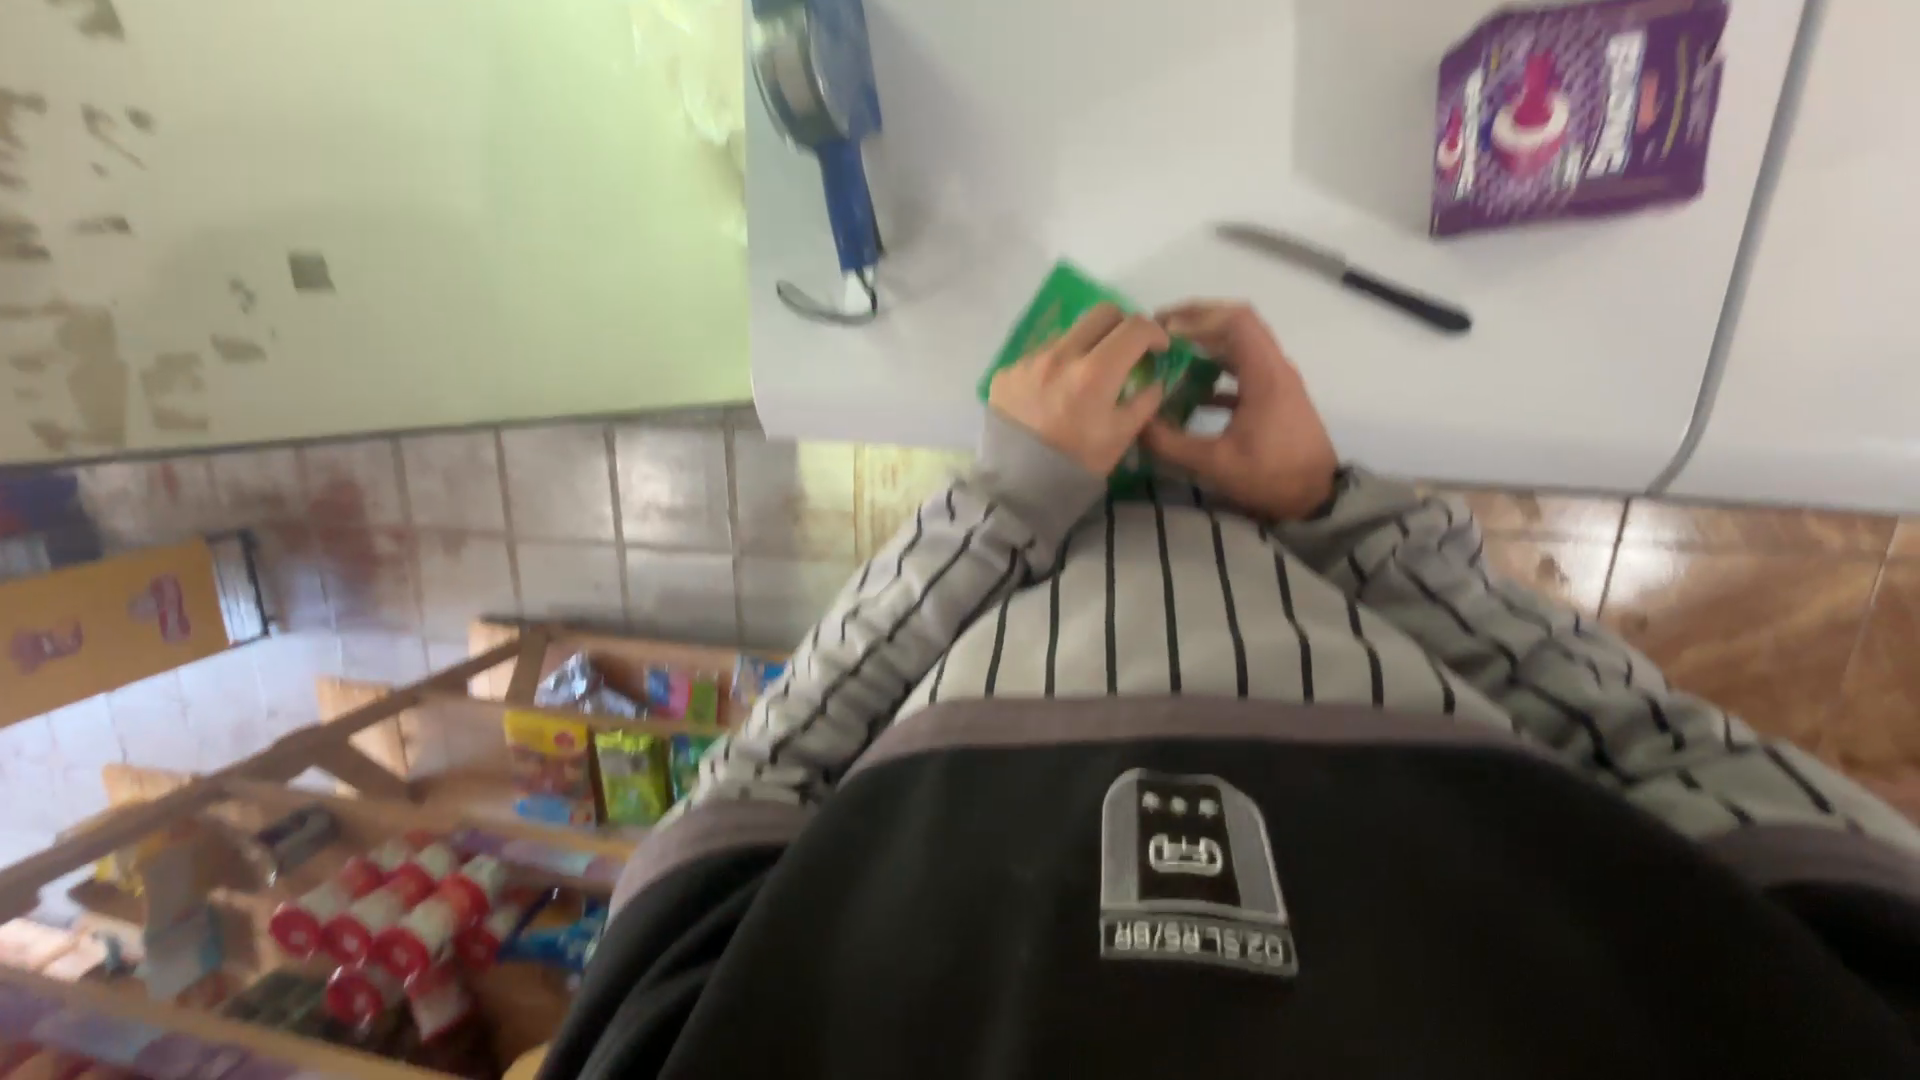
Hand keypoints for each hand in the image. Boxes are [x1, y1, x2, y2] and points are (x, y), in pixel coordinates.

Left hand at [989, 303, 1168, 475]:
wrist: (1018, 487)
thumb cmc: (1076, 465)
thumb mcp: (1121, 437)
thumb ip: (1144, 401)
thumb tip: (1154, 380)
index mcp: (1094, 373)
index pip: (1135, 327)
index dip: (1154, 333)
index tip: (1157, 348)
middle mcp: (1060, 356)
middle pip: (1101, 313)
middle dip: (1122, 327)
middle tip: (1126, 351)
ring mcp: (1029, 361)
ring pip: (1069, 333)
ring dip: (1086, 346)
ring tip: (1084, 379)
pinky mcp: (1007, 372)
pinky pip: (1039, 355)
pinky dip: (1055, 366)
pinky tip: (1052, 395)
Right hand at [1141, 302, 1337, 520]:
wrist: (1315, 499)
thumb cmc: (1269, 477)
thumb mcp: (1213, 464)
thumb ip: (1169, 442)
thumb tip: (1134, 423)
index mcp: (1265, 375)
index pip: (1235, 321)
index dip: (1197, 317)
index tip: (1162, 330)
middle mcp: (1275, 368)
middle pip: (1239, 323)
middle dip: (1198, 321)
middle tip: (1160, 332)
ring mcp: (1278, 380)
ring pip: (1242, 344)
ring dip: (1207, 343)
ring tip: (1171, 354)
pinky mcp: (1276, 396)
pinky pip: (1245, 367)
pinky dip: (1217, 368)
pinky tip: (1192, 389)